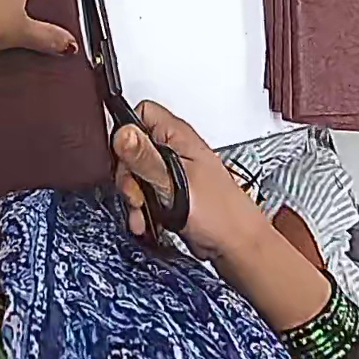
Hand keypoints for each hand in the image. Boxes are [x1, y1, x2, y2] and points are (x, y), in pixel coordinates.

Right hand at [112, 101, 272, 260]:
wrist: (235, 245)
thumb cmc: (219, 214)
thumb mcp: (174, 183)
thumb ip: (145, 158)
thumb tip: (123, 133)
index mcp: (177, 136)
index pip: (140, 113)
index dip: (126, 133)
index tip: (125, 159)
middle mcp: (175, 149)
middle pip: (133, 147)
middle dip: (128, 174)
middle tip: (136, 192)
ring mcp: (172, 170)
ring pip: (136, 173)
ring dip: (133, 195)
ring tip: (142, 210)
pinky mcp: (170, 190)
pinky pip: (145, 191)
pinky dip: (141, 206)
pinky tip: (145, 219)